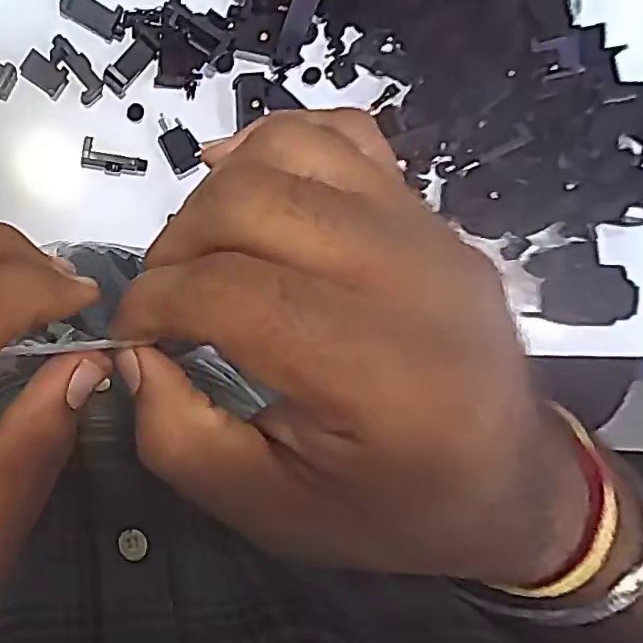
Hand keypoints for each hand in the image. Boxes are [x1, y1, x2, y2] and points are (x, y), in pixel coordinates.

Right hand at [111, 111, 587, 585]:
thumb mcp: (261, 507)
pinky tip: (243, 182)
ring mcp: (423, 231)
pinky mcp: (424, 212)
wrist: (510, 487)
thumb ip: (174, 433)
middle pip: (248, 204)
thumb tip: (134, 352)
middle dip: (173, 246)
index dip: (152, 303)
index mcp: (369, 371)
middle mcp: (406, 279)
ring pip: (287, 150)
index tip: (133, 335)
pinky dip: (274, 142)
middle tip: (163, 297)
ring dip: (214, 193)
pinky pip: (340, 133)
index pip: (226, 290)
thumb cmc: (386, 509)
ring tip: (201, 249)